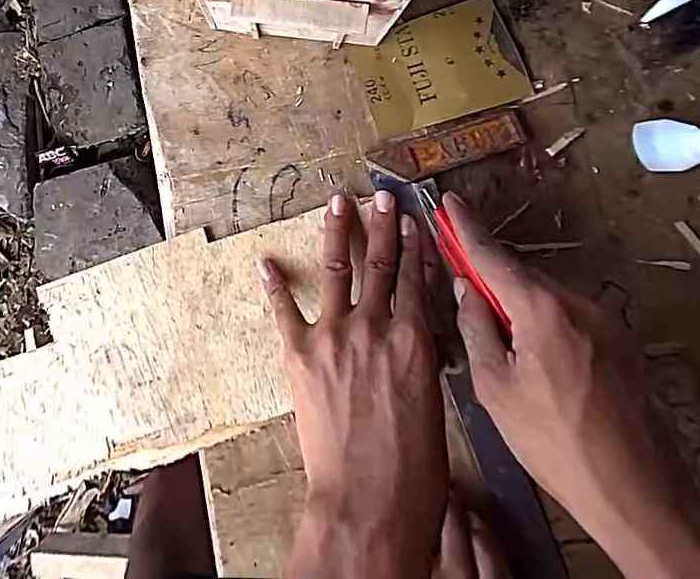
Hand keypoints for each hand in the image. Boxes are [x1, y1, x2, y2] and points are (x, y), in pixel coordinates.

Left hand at [259, 191, 446, 578]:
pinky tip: (267, 262)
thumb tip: (415, 330)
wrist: (366, 504)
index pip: (415, 279)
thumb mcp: (431, 404)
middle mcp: (374, 327)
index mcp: (413, 341)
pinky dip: (275, 285)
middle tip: (380, 196)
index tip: (411, 220)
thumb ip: (419, 357)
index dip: (413, 246)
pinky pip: (284, 310)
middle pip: (380, 265)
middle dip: (381, 226)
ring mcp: (334, 336)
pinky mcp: (300, 352)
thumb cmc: (412, 470)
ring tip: (336, 203)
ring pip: (336, 271)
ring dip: (336, 233)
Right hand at [440, 191, 699, 578]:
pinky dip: (544, 323)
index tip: (449, 201)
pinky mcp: (624, 345)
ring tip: (504, 349)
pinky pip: (570, 317)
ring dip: (518, 306)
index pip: (491, 255)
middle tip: (464, 291)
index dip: (464, 226)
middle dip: (490, 278)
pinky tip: (538, 362)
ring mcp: (608, 323)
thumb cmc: (557, 445)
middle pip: (520, 276)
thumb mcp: (495, 388)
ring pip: (546, 297)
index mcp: (542, 310)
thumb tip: (467, 289)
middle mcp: (579, 304)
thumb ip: (475, 327)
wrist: (644, 500)